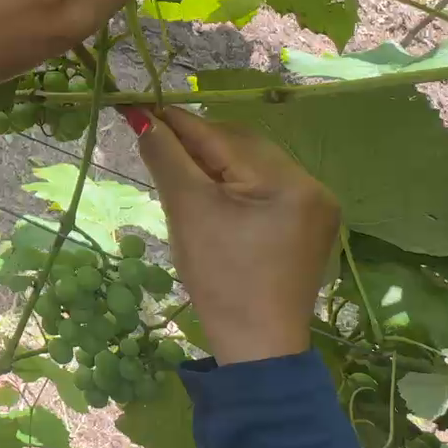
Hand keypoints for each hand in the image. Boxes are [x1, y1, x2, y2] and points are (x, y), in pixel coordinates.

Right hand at [129, 106, 339, 364]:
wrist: (256, 341)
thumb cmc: (218, 273)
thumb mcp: (186, 208)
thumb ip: (164, 155)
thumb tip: (141, 116)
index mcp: (287, 181)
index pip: (216, 134)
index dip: (171, 121)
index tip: (133, 106)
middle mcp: (311, 184)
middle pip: (237, 143)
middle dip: (193, 143)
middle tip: (152, 148)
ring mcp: (314, 205)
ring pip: (247, 161)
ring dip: (210, 161)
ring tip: (179, 178)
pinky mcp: (307, 223)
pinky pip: (260, 184)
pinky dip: (229, 181)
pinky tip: (209, 197)